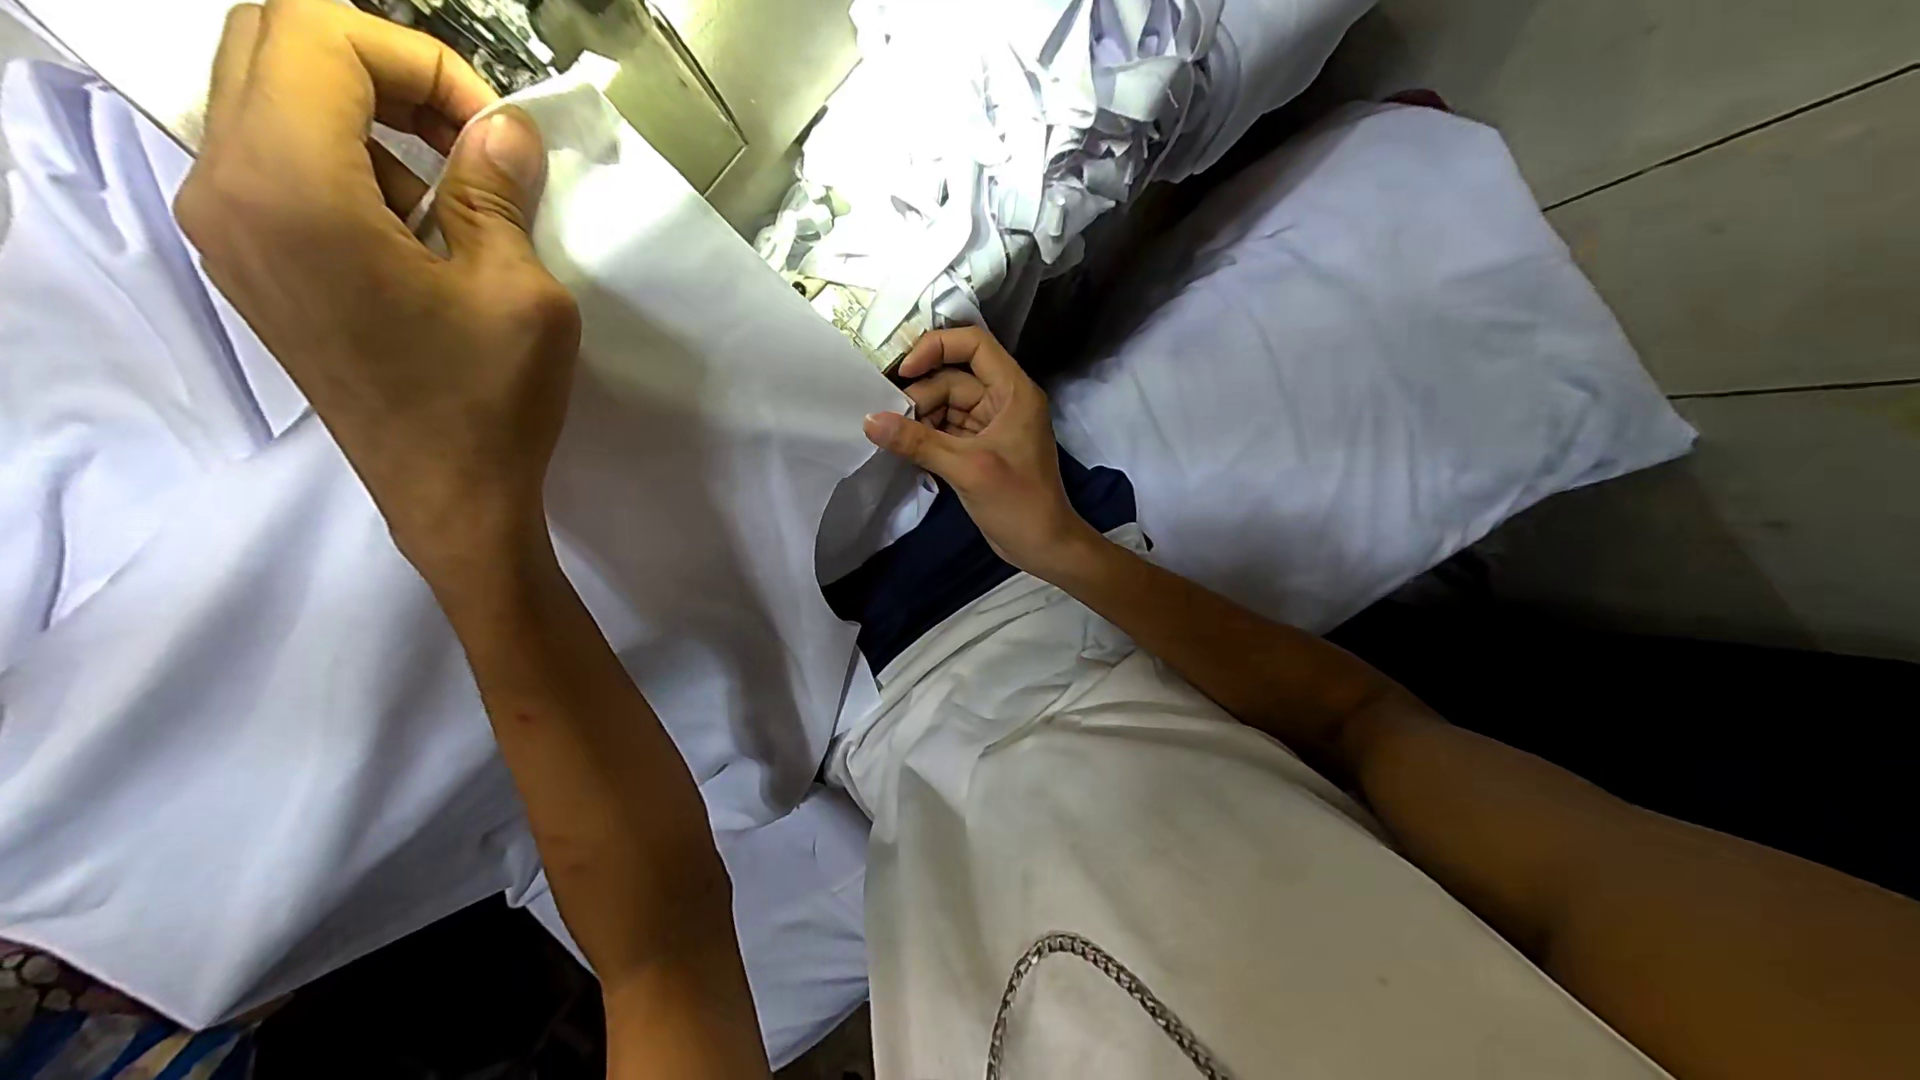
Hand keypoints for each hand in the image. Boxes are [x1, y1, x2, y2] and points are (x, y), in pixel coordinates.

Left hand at [175, 0, 579, 583]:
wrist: (450, 495)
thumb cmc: (491, 399)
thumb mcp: (521, 291)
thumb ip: (497, 191)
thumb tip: (501, 127)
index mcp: (289, 186)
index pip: (317, 34)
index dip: (420, 58)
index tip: (493, 129)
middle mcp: (224, 190)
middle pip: (273, 47)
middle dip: (386, 71)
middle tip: (470, 138)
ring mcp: (224, 231)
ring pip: (268, 103)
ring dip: (366, 118)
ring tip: (452, 192)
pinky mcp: (248, 267)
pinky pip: (274, 167)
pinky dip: (345, 165)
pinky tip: (415, 231)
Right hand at [863, 327, 1101, 577]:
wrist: (1043, 546)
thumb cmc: (1017, 502)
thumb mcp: (966, 468)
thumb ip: (917, 442)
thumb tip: (869, 420)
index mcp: (1013, 391)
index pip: (974, 344)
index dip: (937, 348)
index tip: (905, 372)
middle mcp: (1004, 401)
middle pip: (953, 378)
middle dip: (921, 395)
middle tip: (892, 419)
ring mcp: (992, 426)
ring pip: (947, 405)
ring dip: (920, 418)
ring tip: (896, 437)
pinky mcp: (981, 449)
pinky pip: (948, 430)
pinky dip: (927, 437)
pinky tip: (906, 449)